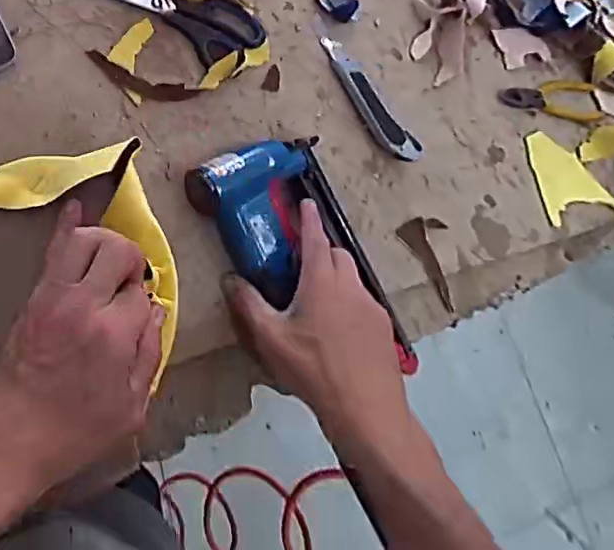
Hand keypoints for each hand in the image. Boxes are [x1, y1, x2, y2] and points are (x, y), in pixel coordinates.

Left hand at [0, 199, 165, 496]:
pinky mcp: (36, 296)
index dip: (142, 300)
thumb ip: (151, 354)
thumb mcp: (131, 408)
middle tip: (126, 285)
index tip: (134, 318)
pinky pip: (54, 250)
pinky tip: (76, 207)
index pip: (141, 291)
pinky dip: (67, 225)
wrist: (12, 437)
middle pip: (119, 252)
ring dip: (105, 243)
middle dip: (131, 261)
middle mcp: (86, 306)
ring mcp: (56, 297)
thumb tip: (156, 310)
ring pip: (88, 240)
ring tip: (108, 263)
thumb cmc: (75, 430)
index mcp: (115, 335)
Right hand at [224, 199, 408, 442]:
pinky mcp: (383, 326)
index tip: (305, 202)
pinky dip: (349, 301)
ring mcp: (371, 304)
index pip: (315, 236)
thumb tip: (230, 279)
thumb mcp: (272, 340)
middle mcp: (349, 284)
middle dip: (321, 249)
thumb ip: (249, 305)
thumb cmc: (315, 370)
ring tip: (317, 301)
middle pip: (336, 253)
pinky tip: (338, 331)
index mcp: (321, 279)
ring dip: (335, 276)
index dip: (308, 218)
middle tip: (302, 263)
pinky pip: (363, 301)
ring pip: (351, 277)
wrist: (368, 410)